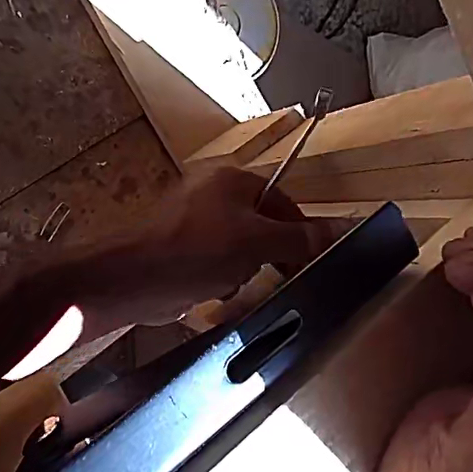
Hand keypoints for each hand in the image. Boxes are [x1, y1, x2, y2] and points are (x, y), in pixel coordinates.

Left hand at [84, 166, 351, 327]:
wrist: (133, 280)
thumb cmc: (195, 251)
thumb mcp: (257, 244)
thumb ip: (299, 239)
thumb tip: (338, 229)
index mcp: (232, 180)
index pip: (284, 203)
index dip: (301, 234)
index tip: (310, 263)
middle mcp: (211, 194)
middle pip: (261, 225)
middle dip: (269, 256)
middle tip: (275, 277)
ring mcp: (192, 222)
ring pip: (238, 248)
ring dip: (243, 271)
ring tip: (233, 283)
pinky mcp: (179, 249)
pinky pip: (214, 263)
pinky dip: (220, 278)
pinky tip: (214, 291)